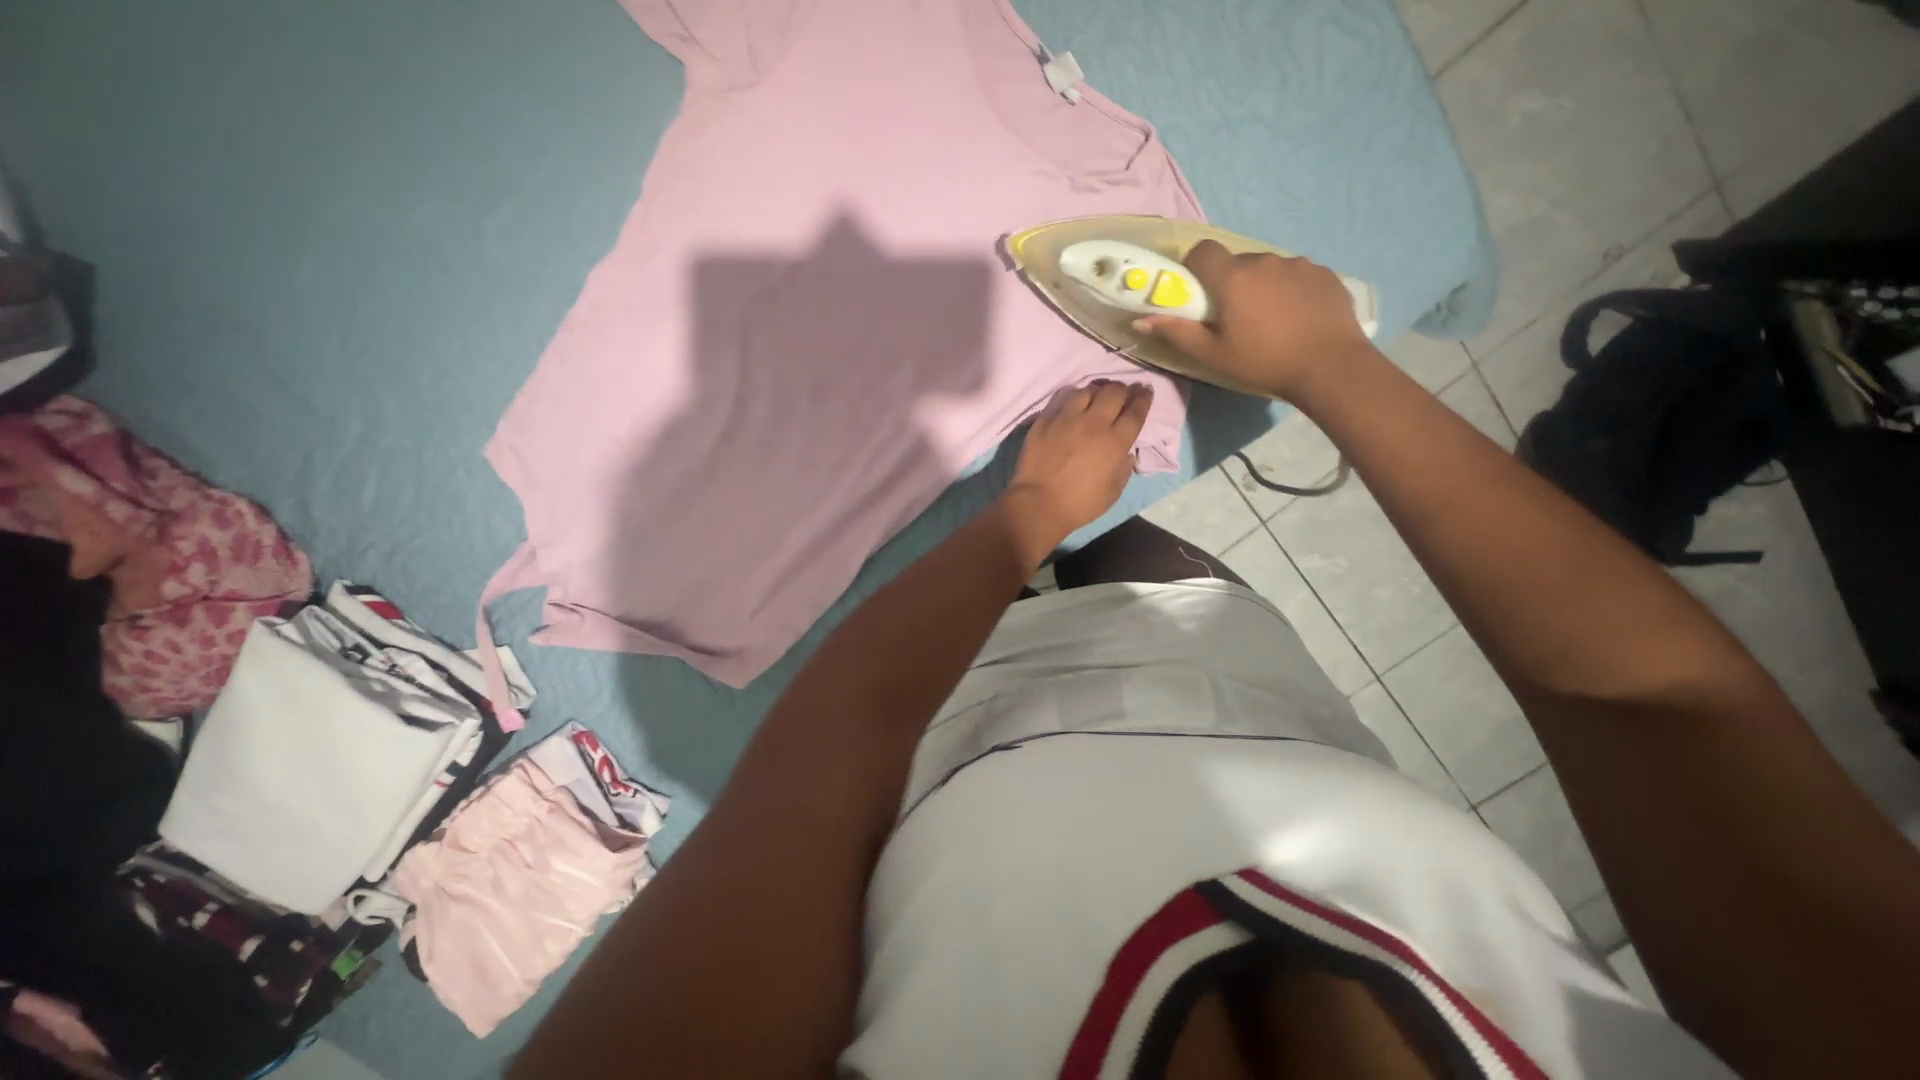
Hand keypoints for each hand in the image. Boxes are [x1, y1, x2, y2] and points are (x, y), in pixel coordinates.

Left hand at [1000, 380, 1152, 564]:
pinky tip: (1075, 402)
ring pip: (1088, 390)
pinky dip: (1075, 397)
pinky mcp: (1046, 419)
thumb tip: (1126, 451)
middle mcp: (1094, 423)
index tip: (1146, 390)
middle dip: (1124, 389)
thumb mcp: (1113, 491)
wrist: (1039, 503)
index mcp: (1115, 441)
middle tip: (1124, 392)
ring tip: (1098, 395)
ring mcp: (1068, 418)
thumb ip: (1124, 467)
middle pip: (1114, 393)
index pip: (1136, 411)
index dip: (1144, 398)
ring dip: (1098, 390)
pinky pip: (1064, 398)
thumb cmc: (1080, 504)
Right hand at [1134, 240, 1373, 399]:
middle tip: (1235, 317)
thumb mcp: (1214, 355)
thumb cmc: (1264, 363)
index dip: (1196, 267)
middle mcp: (1264, 261)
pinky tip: (1298, 318)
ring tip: (1271, 320)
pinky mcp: (1325, 274)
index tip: (1199, 292)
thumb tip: (1141, 318)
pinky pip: (1297, 275)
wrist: (1331, 367)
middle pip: (1237, 262)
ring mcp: (1298, 264)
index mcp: (1233, 277)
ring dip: (1263, 286)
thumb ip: (1177, 332)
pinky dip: (1291, 290)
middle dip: (1231, 282)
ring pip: (1269, 268)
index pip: (1203, 250)